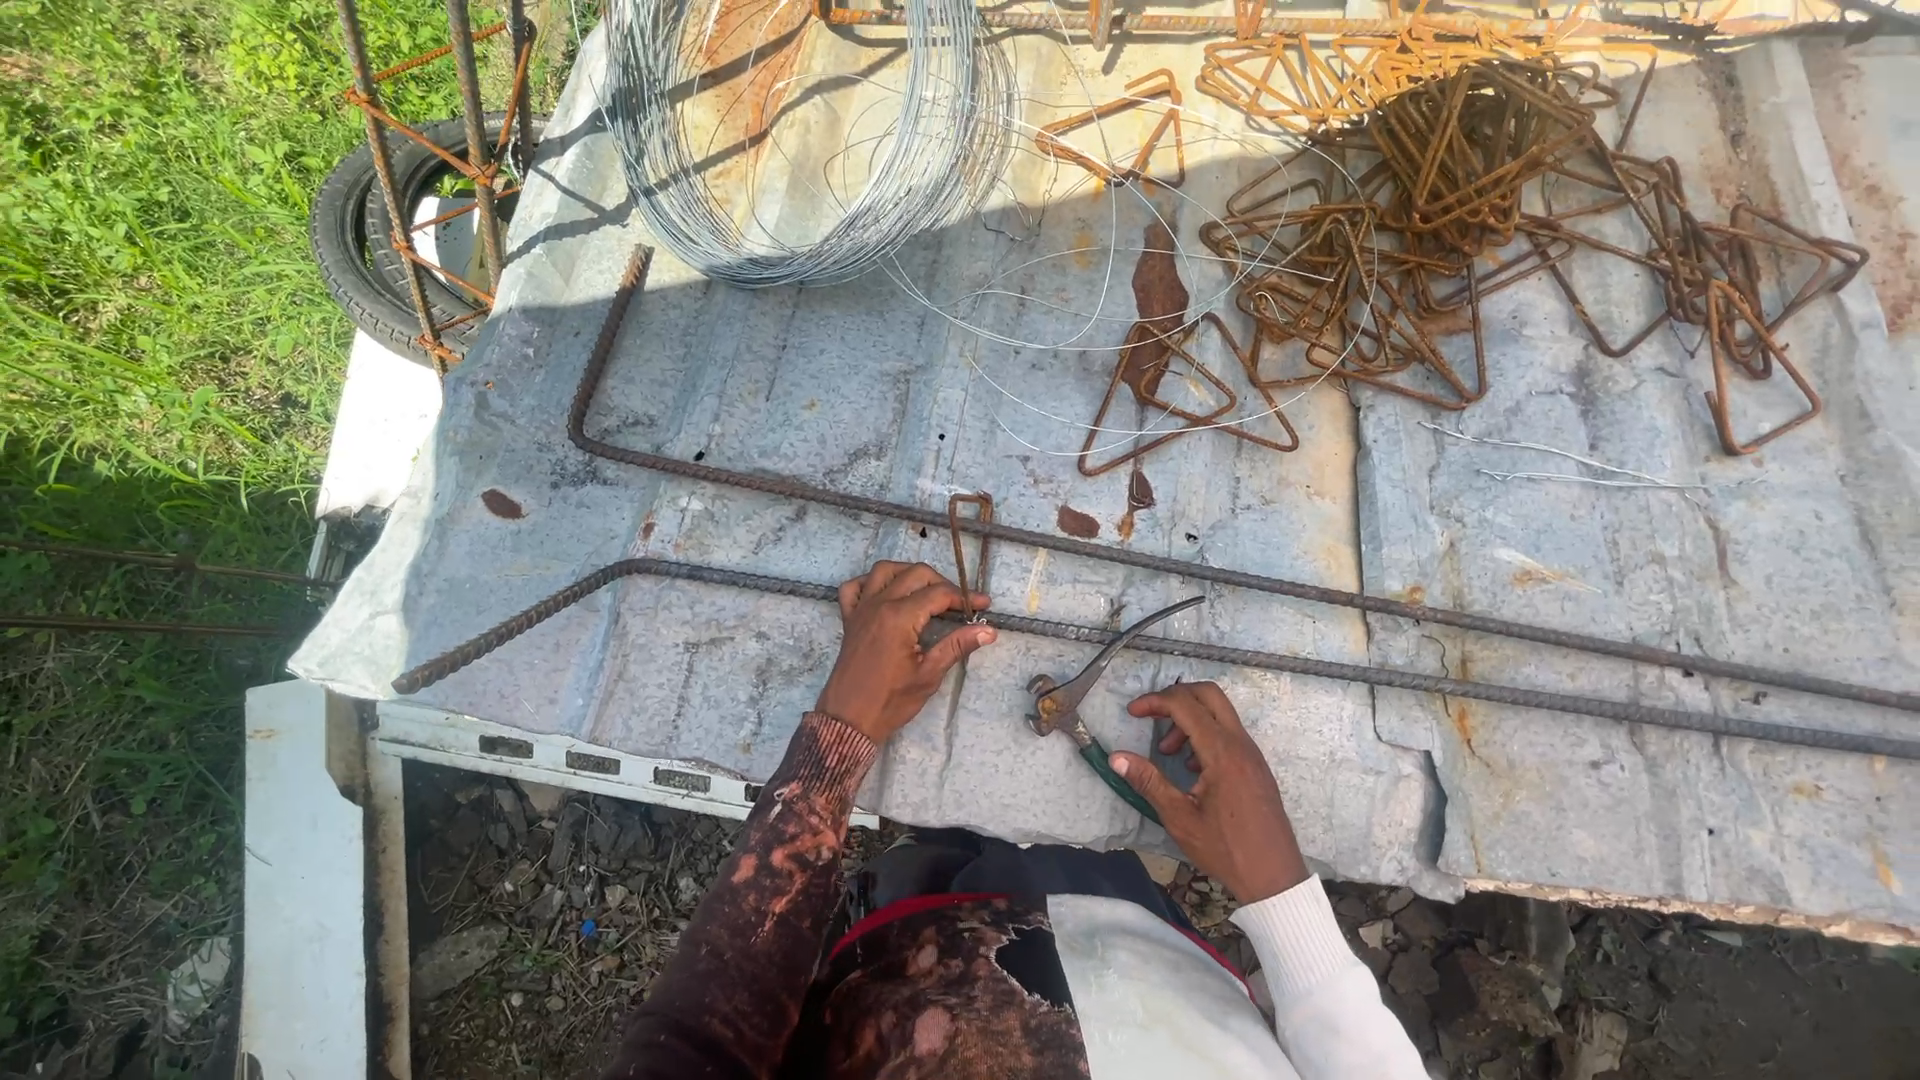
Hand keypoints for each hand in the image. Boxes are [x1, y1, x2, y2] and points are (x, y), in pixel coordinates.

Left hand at [816, 561, 996, 741]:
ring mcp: (860, 609)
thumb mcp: (929, 675)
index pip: (939, 594)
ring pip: (885, 570)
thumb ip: (957, 646)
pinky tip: (886, 593)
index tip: (984, 606)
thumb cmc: (890, 701)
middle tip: (960, 604)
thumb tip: (988, 631)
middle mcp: (879, 604)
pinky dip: (870, 582)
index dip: (965, 597)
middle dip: (943, 583)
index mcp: (899, 617)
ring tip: (928, 591)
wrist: (848, 719)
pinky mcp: (849, 619)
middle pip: (916, 574)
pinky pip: (854, 587)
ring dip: (909, 573)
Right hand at [1109, 681, 1307, 903]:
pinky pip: (1229, 732)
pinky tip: (1191, 767)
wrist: (1275, 878)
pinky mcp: (1256, 765)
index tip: (1132, 713)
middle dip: (1175, 696)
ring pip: (1220, 712)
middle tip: (1151, 716)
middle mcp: (1241, 744)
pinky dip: (1205, 733)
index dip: (1154, 702)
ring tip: (1168, 751)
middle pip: (1208, 693)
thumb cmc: (1226, 849)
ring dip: (1190, 718)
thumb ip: (1148, 781)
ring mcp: (1252, 753)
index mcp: (1222, 753)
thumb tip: (1116, 757)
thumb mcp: (1179, 818)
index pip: (1185, 704)